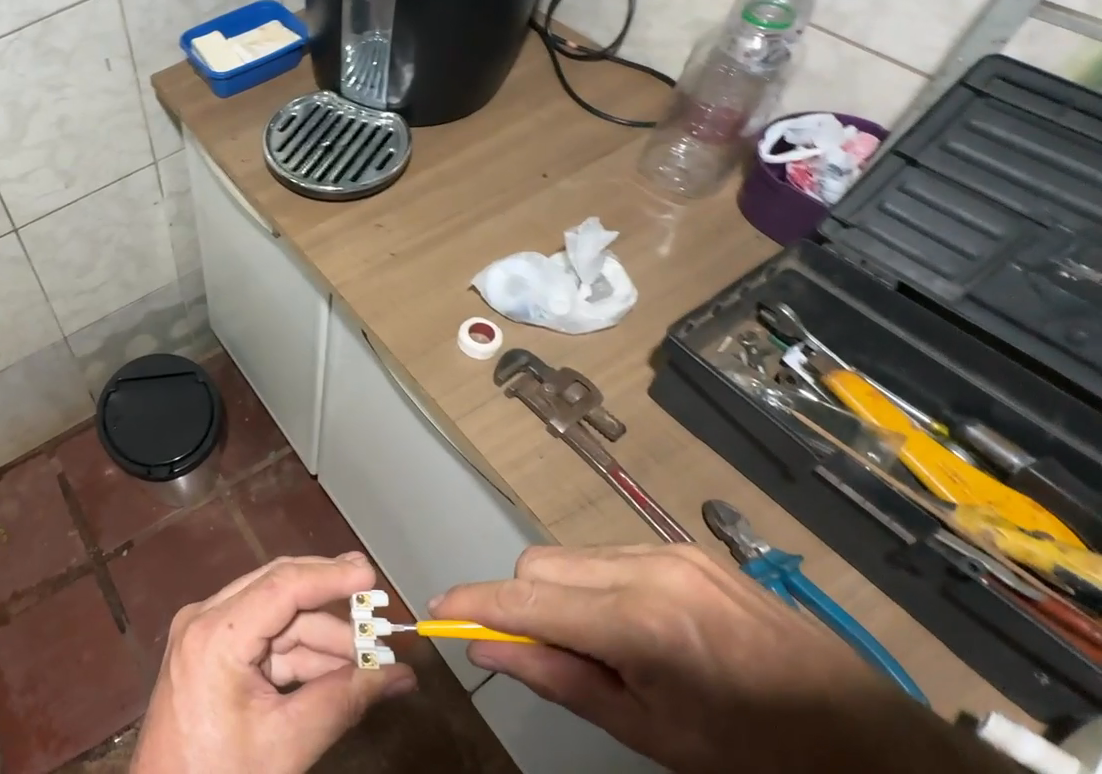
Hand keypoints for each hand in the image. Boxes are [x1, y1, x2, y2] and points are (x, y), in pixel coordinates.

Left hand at [132, 553, 415, 773]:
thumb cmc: (221, 772)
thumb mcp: (287, 740)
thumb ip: (343, 700)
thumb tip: (398, 674)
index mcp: (216, 632)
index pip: (282, 585)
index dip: (332, 576)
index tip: (373, 576)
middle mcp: (206, 618)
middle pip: (280, 592)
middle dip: (334, 604)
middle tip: (382, 612)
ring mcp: (206, 632)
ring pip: (277, 617)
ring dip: (325, 636)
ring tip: (375, 659)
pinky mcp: (212, 651)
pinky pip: (266, 639)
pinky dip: (304, 654)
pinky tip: (343, 670)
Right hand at [433, 544, 1006, 773]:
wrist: (866, 736)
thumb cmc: (753, 751)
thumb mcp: (652, 734)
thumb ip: (561, 680)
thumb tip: (488, 650)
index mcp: (641, 624)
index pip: (527, 600)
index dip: (475, 605)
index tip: (436, 614)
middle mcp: (649, 569)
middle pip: (539, 564)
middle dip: (521, 602)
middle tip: (538, 654)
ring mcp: (672, 552)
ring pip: (570, 557)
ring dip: (557, 594)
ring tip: (597, 647)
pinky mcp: (689, 550)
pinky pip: (608, 555)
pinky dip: (593, 586)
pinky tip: (629, 627)